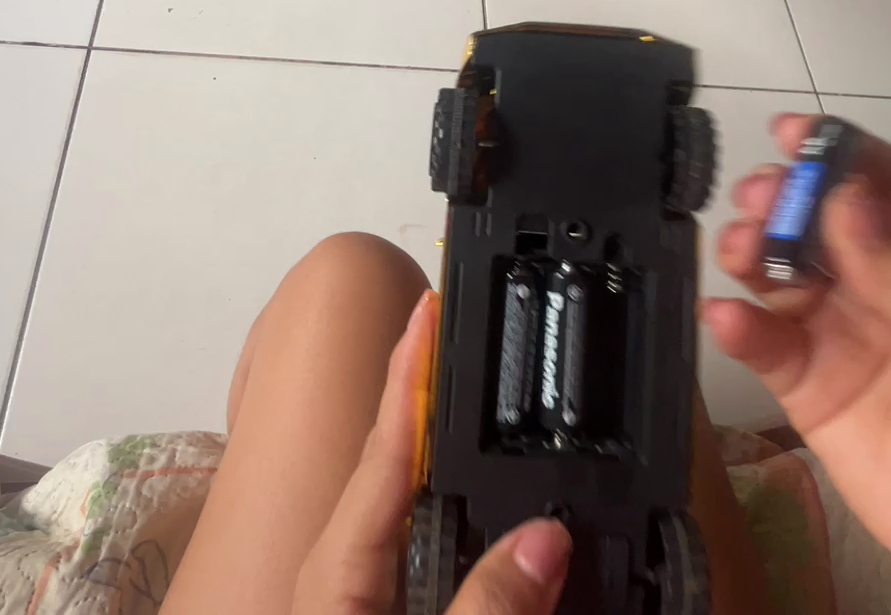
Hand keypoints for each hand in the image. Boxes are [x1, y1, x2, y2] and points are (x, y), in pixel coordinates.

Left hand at [293, 291, 573, 614]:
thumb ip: (487, 606)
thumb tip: (547, 536)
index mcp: (343, 560)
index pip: (388, 439)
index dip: (409, 366)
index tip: (428, 307)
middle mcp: (349, 555)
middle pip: (399, 445)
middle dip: (429, 381)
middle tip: (463, 324)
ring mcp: (364, 576)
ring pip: (415, 485)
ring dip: (449, 435)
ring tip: (479, 385)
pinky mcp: (385, 599)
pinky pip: (425, 523)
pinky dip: (457, 490)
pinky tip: (479, 485)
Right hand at [704, 114, 890, 614]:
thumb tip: (845, 200)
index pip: (888, 186)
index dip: (840, 153)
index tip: (790, 134)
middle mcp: (887, 283)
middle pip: (819, 221)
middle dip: (783, 199)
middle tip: (758, 200)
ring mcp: (842, 332)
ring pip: (780, 269)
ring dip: (752, 250)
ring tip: (741, 253)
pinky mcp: (806, 383)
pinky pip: (762, 340)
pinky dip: (737, 323)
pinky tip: (727, 318)